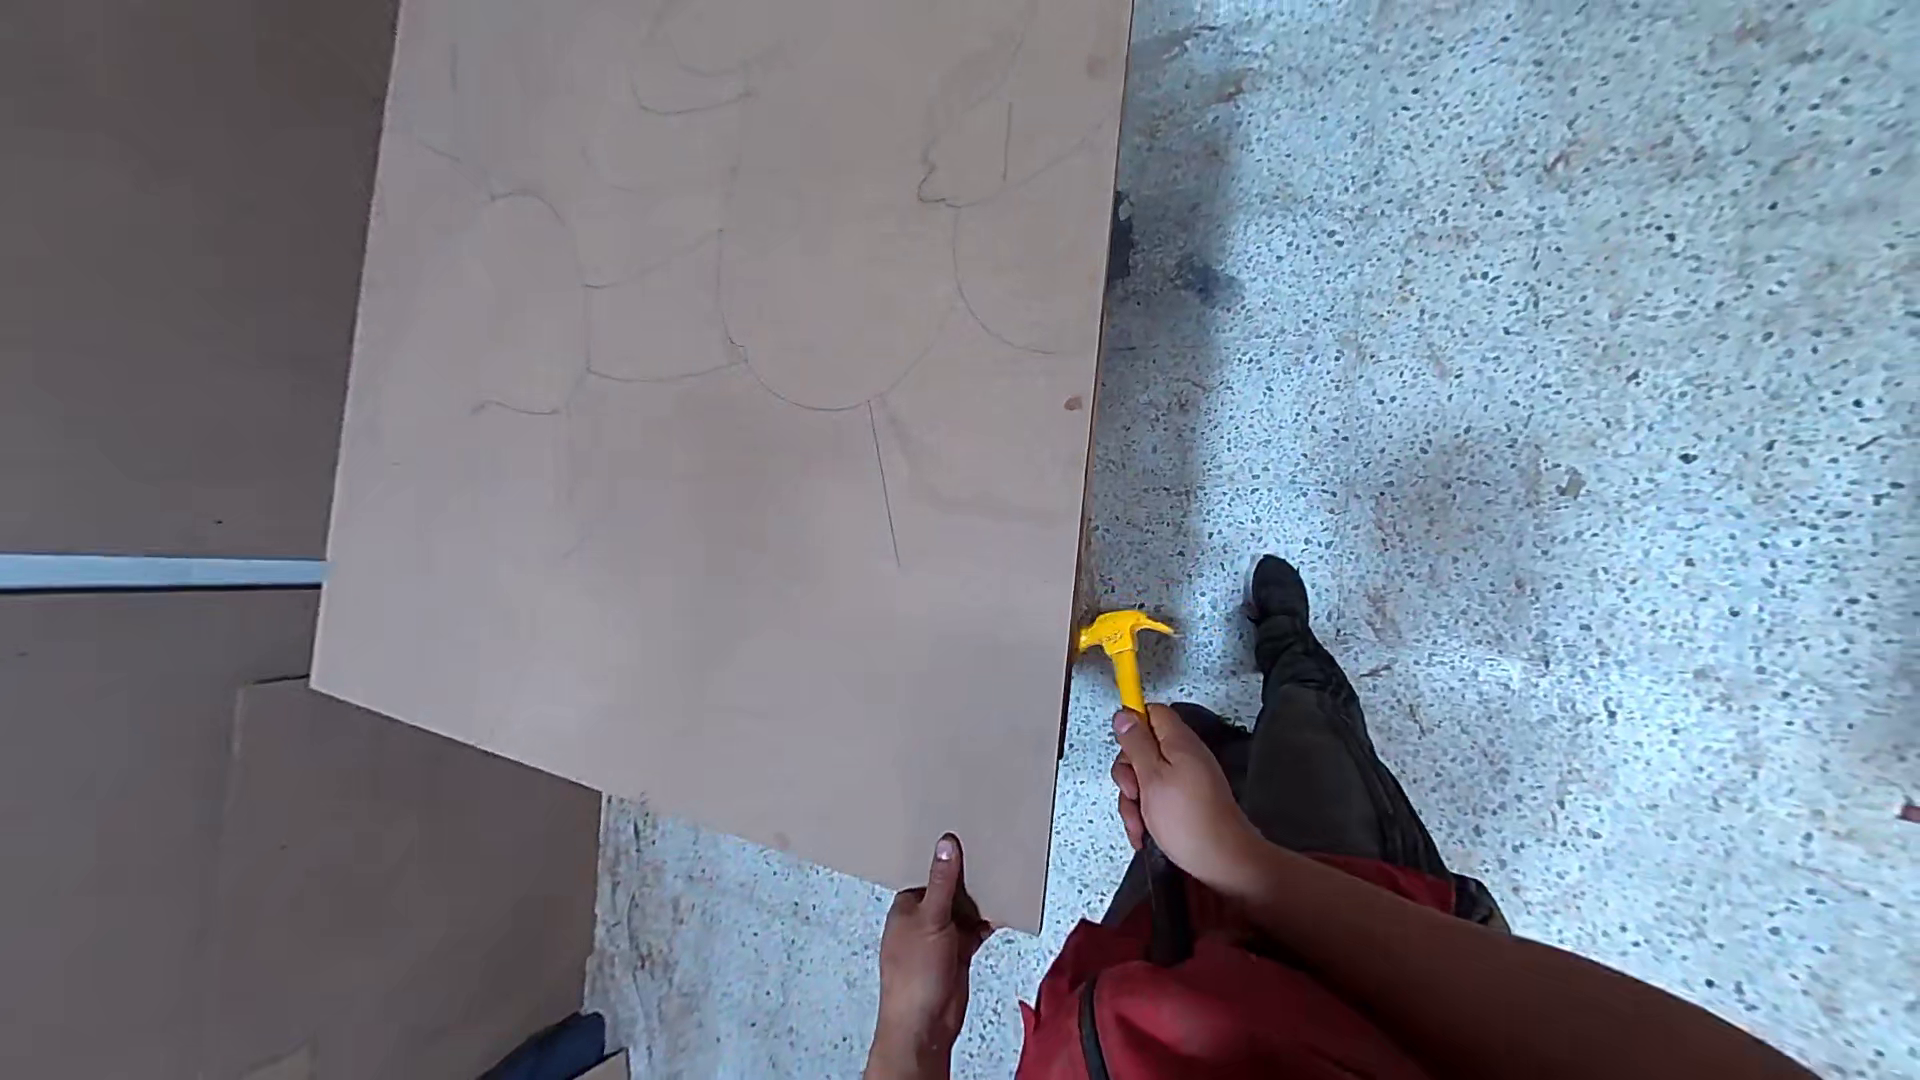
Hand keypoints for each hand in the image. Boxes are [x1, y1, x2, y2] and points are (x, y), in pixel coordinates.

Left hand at [864, 834, 992, 1079]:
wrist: (925, 1026)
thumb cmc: (913, 974)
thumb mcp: (930, 917)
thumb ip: (941, 881)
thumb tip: (945, 844)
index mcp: (907, 906)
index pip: (927, 872)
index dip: (944, 858)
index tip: (962, 839)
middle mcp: (923, 918)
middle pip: (948, 889)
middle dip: (965, 877)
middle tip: (987, 852)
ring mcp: (941, 936)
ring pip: (963, 908)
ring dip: (978, 899)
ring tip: (999, 875)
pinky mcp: (958, 952)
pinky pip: (976, 928)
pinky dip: (987, 921)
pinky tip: (1002, 909)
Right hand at [1111, 705, 1267, 892]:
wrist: (1225, 866)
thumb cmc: (1189, 822)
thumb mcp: (1151, 777)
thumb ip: (1135, 743)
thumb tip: (1124, 715)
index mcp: (1179, 742)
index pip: (1151, 712)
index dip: (1132, 725)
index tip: (1123, 747)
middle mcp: (1184, 756)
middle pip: (1142, 747)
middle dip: (1128, 772)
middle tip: (1133, 791)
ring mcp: (1185, 779)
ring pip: (1144, 776)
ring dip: (1133, 799)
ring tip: (1139, 822)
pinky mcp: (1185, 802)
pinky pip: (1155, 797)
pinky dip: (1145, 813)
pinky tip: (1145, 832)